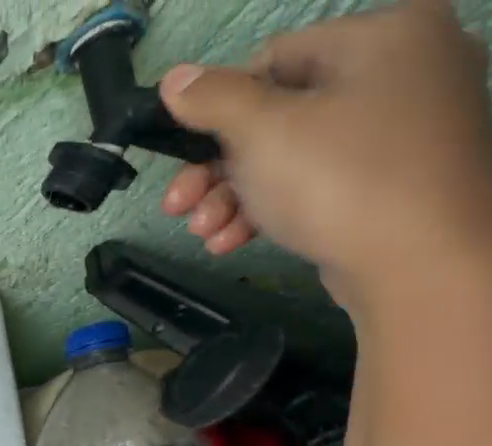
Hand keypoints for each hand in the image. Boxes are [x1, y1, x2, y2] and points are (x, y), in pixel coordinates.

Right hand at [158, 0, 491, 307]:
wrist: (421, 258)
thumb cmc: (341, 178)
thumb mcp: (261, 131)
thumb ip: (213, 98)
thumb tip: (174, 78)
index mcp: (383, 36)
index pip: (270, 59)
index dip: (219, 112)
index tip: (187, 157)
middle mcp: (402, 67)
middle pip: (271, 114)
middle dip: (215, 168)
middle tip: (178, 206)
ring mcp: (400, 123)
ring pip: (285, 153)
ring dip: (229, 196)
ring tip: (205, 231)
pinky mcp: (391, 172)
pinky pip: (314, 178)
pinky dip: (267, 207)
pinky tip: (233, 239)